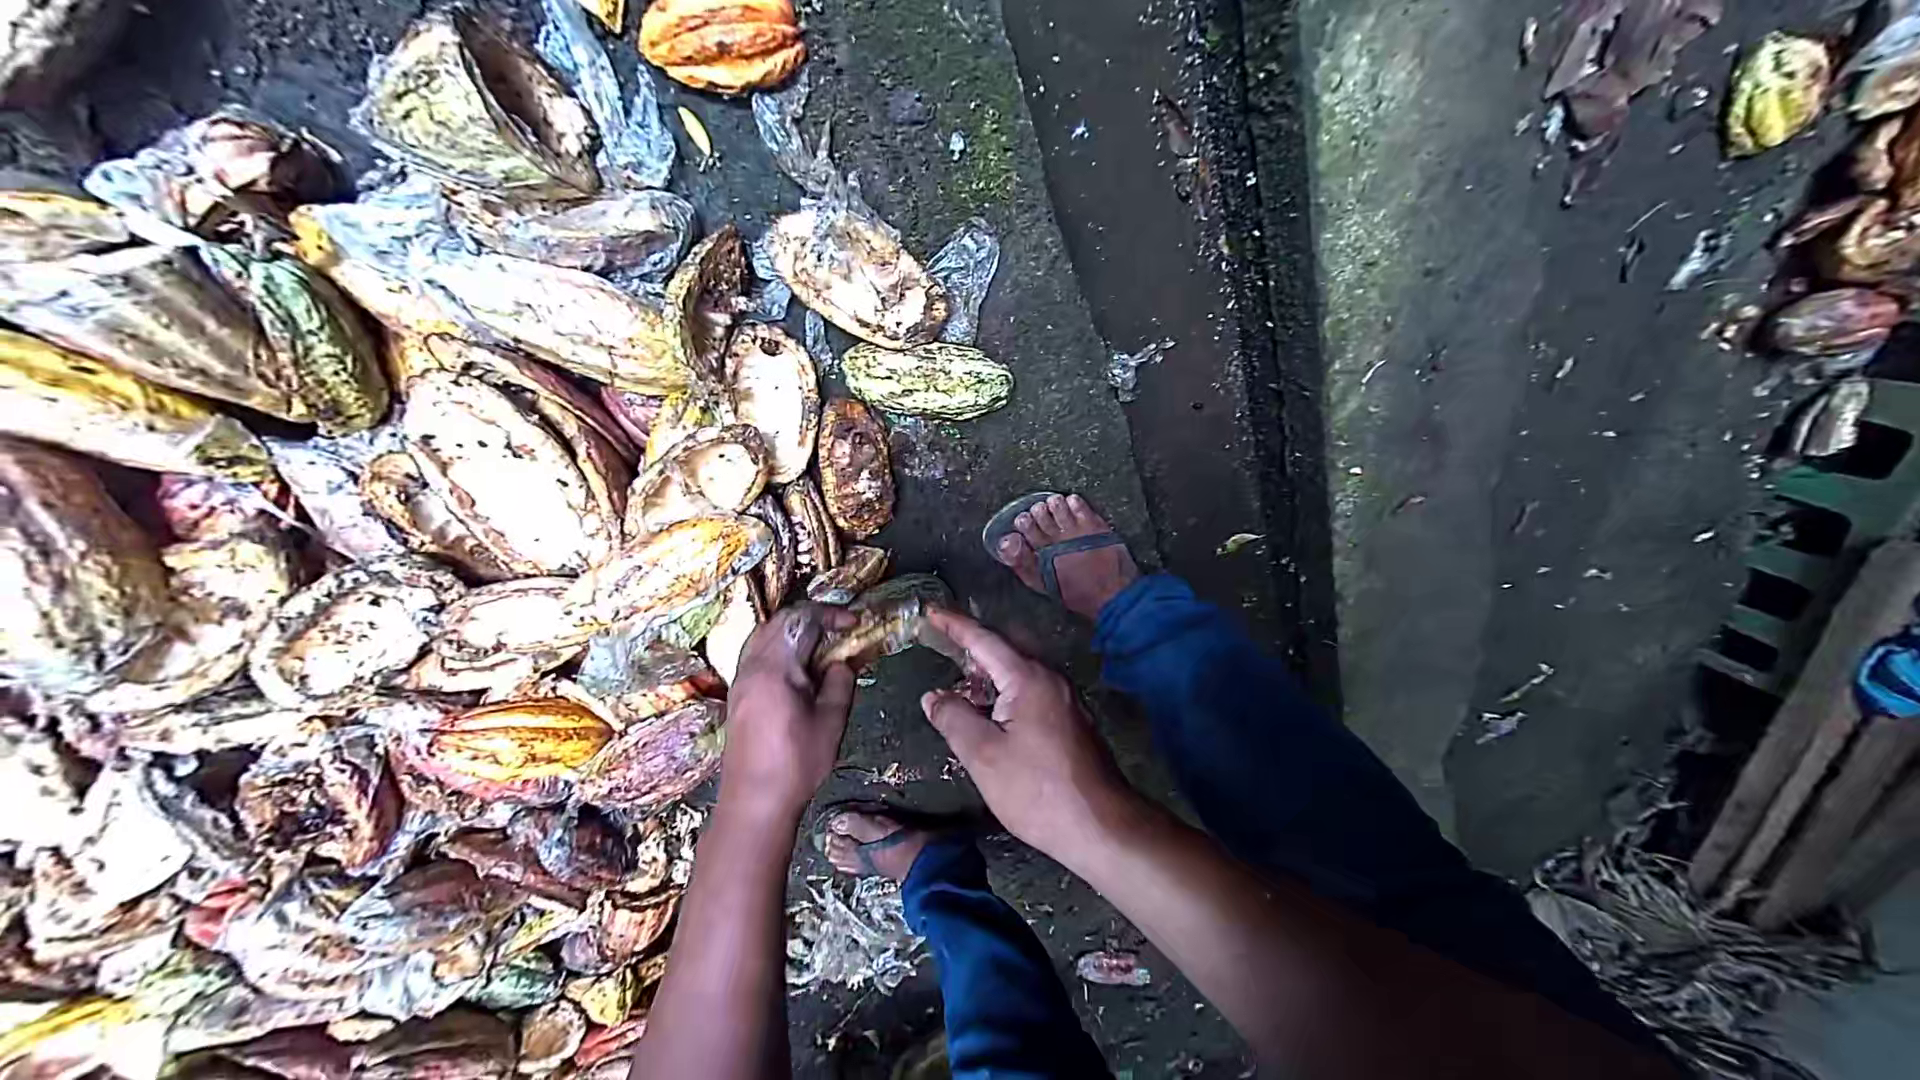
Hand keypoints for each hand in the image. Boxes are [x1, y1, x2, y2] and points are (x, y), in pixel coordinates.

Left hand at [721, 603, 856, 819]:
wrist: (753, 803)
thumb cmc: (796, 764)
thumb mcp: (831, 722)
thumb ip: (840, 683)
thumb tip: (841, 662)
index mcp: (773, 668)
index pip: (800, 620)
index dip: (830, 614)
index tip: (853, 623)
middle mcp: (750, 666)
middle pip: (778, 622)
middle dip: (811, 619)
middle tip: (838, 631)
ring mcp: (739, 680)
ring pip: (764, 636)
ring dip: (793, 632)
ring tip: (821, 648)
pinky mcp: (737, 695)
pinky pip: (757, 654)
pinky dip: (780, 648)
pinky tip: (798, 669)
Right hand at [919, 608, 1136, 855]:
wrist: (1101, 825)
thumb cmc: (1036, 789)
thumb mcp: (983, 754)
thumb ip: (953, 718)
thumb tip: (933, 696)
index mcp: (1028, 678)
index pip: (985, 640)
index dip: (955, 626)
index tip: (933, 612)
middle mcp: (1050, 679)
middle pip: (1005, 654)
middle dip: (972, 651)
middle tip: (941, 649)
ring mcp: (1066, 700)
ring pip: (1019, 676)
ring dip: (988, 678)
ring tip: (959, 687)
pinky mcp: (1071, 722)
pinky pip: (1031, 694)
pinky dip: (1005, 695)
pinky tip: (991, 715)